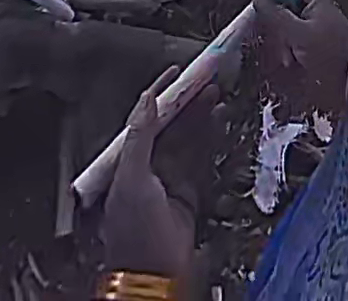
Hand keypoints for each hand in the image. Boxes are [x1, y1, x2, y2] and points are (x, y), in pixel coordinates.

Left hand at [101, 67, 201, 281]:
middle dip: (185, 99)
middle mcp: (148, 161)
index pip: (145, 114)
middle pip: (170, 121)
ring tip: (215, 92)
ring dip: (200, 114)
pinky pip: (200, 155)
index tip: (175, 72)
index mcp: (128, 156)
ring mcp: (169, 175)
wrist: (154, 275)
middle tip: (203, 78)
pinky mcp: (188, 189)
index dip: (160, 91)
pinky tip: (218, 120)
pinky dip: (210, 136)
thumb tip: (146, 98)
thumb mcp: (132, 177)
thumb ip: (140, 135)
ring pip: (187, 135)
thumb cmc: (134, 230)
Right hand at [252, 0, 347, 116]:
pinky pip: (296, 39)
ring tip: (288, 56)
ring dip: (283, 40)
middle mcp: (315, 9)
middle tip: (275, 35)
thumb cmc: (330, 53)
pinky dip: (292, 49)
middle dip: (276, 21)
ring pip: (288, 25)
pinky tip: (293, 61)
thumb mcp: (297, 32)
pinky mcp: (317, 43)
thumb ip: (275, 13)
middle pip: (284, 4)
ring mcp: (316, 26)